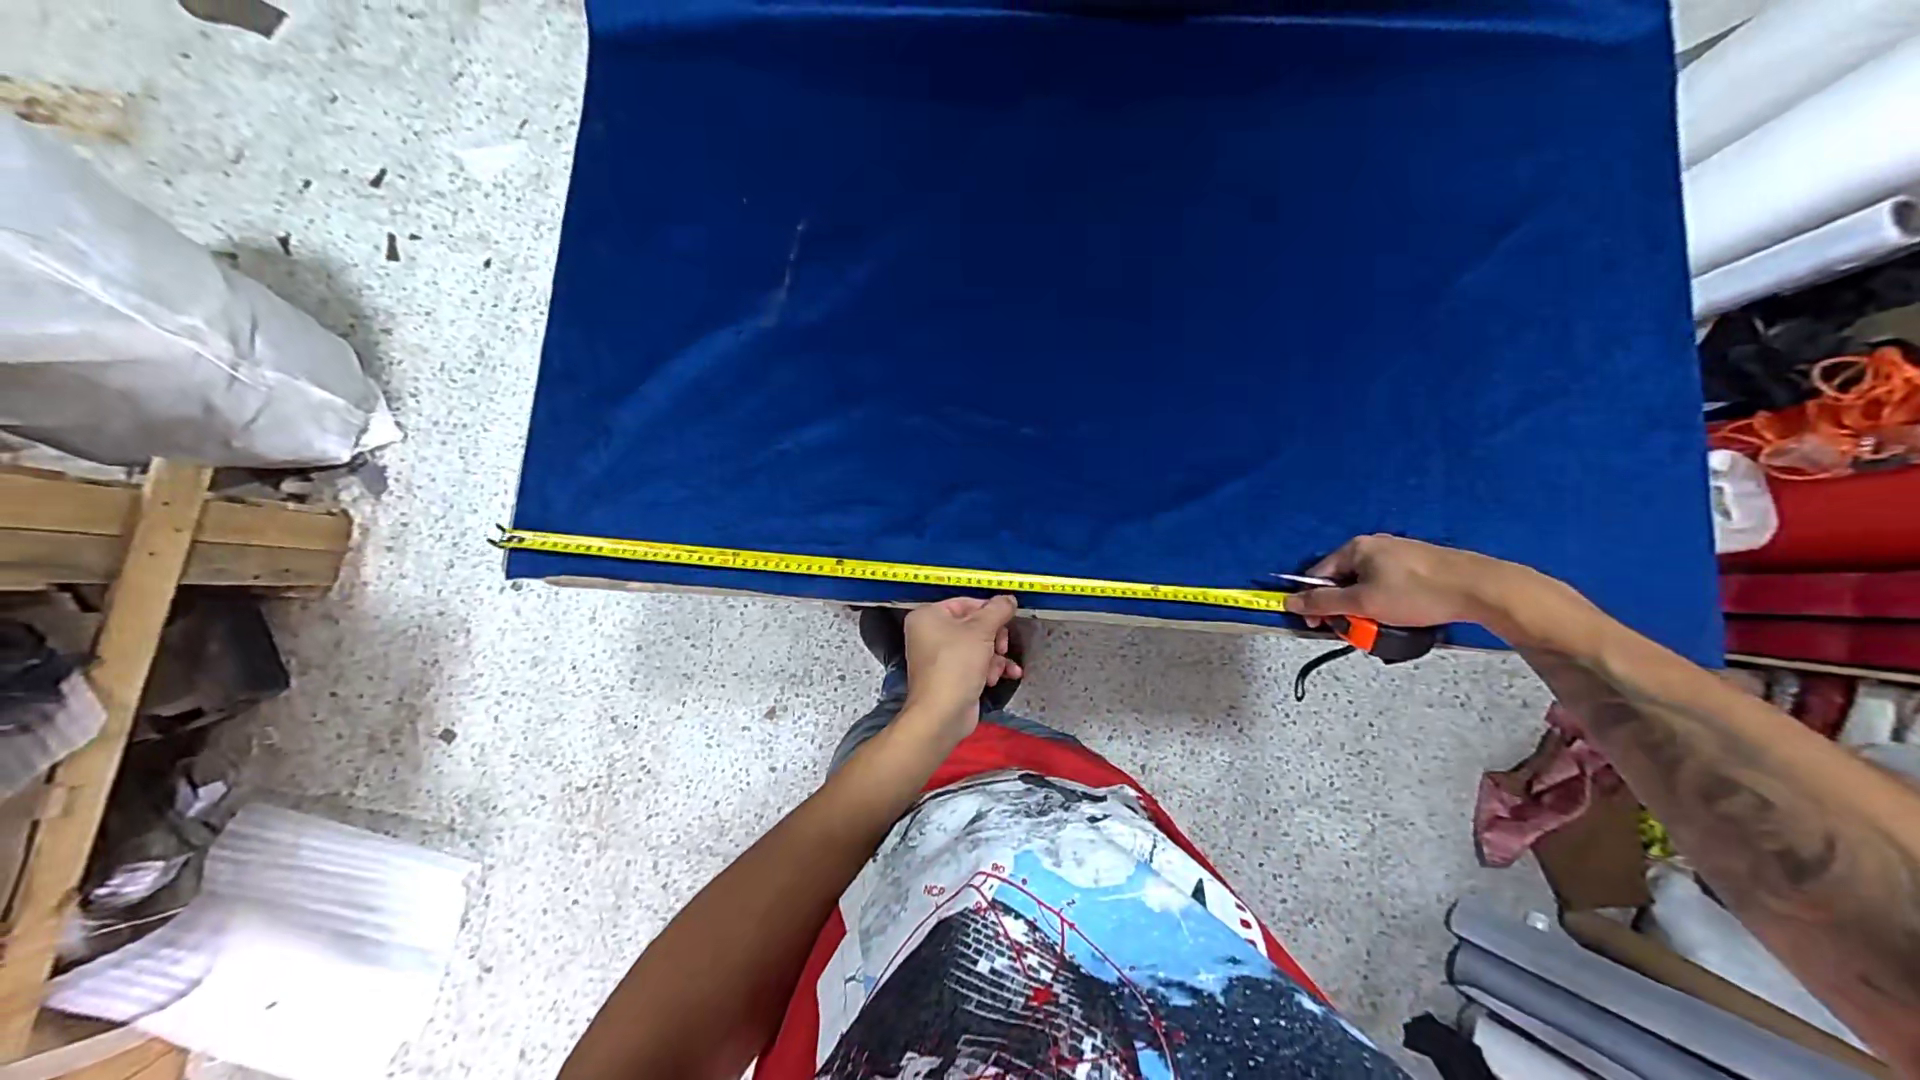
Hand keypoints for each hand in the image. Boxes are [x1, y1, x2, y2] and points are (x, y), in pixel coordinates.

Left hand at [901, 596, 1022, 739]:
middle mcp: (930, 634)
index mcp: (928, 616)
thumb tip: (1008, 599)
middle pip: (974, 626)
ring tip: (997, 668)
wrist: (943, 713)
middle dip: (994, 638)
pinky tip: (1002, 676)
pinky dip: (989, 668)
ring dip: (995, 656)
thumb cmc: (956, 665)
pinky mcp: (950, 676)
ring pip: (978, 646)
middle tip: (1002, 646)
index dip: (989, 611)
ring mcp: (939, 657)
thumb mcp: (982, 630)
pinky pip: (974, 663)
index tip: (1007, 618)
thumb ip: (998, 610)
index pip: (966, 603)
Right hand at [1283, 534, 1539, 631]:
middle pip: (1343, 580)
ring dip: (1367, 608)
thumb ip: (1323, 603)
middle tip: (1359, 627)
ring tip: (1383, 624)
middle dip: (1346, 607)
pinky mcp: (1419, 564)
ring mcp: (1399, 553)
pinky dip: (1387, 603)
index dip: (1314, 602)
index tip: (1321, 625)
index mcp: (1355, 548)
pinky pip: (1389, 585)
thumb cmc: (1417, 593)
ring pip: (1367, 586)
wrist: (1481, 589)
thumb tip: (1290, 601)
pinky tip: (1402, 616)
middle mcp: (1374, 546)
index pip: (1318, 575)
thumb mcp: (1363, 603)